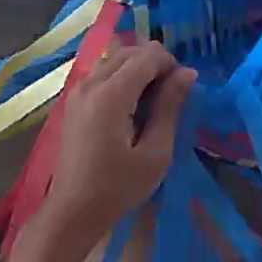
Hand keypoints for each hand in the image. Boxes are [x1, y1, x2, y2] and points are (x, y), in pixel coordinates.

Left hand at [42, 41, 197, 239]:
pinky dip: (123, 79)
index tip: (183, 91)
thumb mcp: (156, 151)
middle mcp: (90, 83)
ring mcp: (78, 90)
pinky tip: (132, 108)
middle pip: (130, 52)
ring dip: (139, 70)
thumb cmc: (119, 186)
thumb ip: (170, 107)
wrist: (73, 210)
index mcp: (111, 95)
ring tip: (153, 104)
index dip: (171, 65)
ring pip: (115, 59)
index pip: (148, 56)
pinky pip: (103, 73)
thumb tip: (188, 73)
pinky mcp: (74, 100)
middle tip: (170, 98)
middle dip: (155, 65)